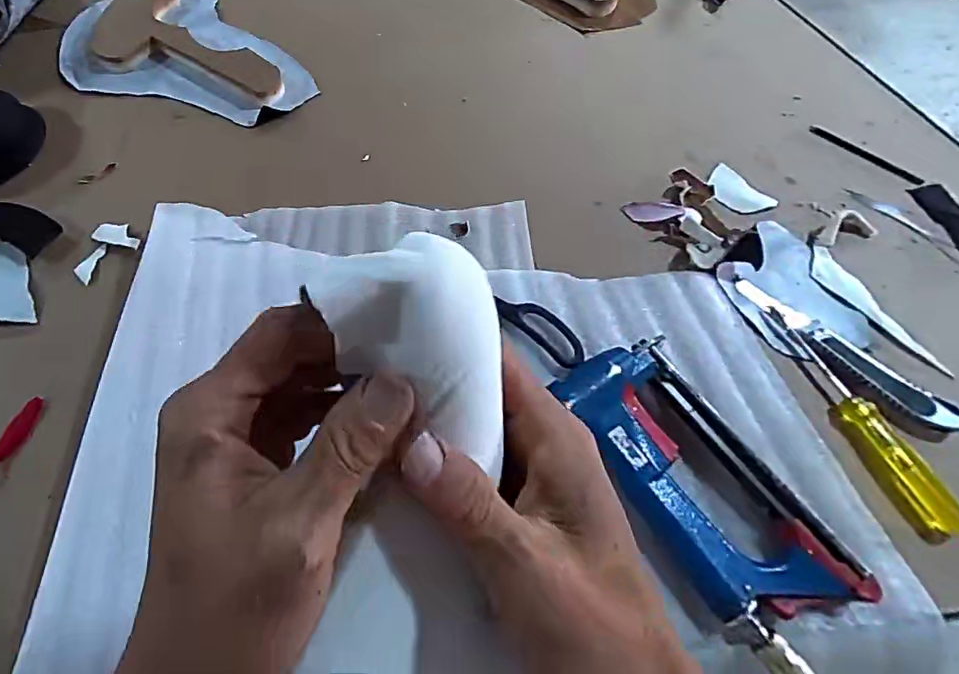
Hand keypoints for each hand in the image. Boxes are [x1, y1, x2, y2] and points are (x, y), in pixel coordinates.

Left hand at [121, 304, 416, 673]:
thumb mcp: (299, 524)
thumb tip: (401, 380)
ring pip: (298, 383)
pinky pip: (302, 417)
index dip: (334, 321)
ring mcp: (233, 438)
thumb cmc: (235, 607)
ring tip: (404, 380)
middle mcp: (215, 411)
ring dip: (348, 382)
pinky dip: (340, 413)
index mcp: (208, 411)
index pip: (276, 335)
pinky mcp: (253, 463)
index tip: (393, 319)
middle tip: (409, 350)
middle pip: (288, 354)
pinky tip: (381, 420)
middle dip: (348, 351)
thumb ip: (350, 447)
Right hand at [400, 348, 697, 673]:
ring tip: (371, 425)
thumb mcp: (526, 564)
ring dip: (431, 431)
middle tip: (366, 387)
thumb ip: (470, 503)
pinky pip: (476, 472)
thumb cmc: (592, 622)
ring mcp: (535, 477)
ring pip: (475, 435)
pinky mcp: (523, 509)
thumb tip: (410, 439)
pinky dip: (440, 469)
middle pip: (481, 395)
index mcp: (557, 434)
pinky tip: (399, 477)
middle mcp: (546, 442)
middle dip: (429, 389)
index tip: (394, 336)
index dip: (449, 344)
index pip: (499, 363)